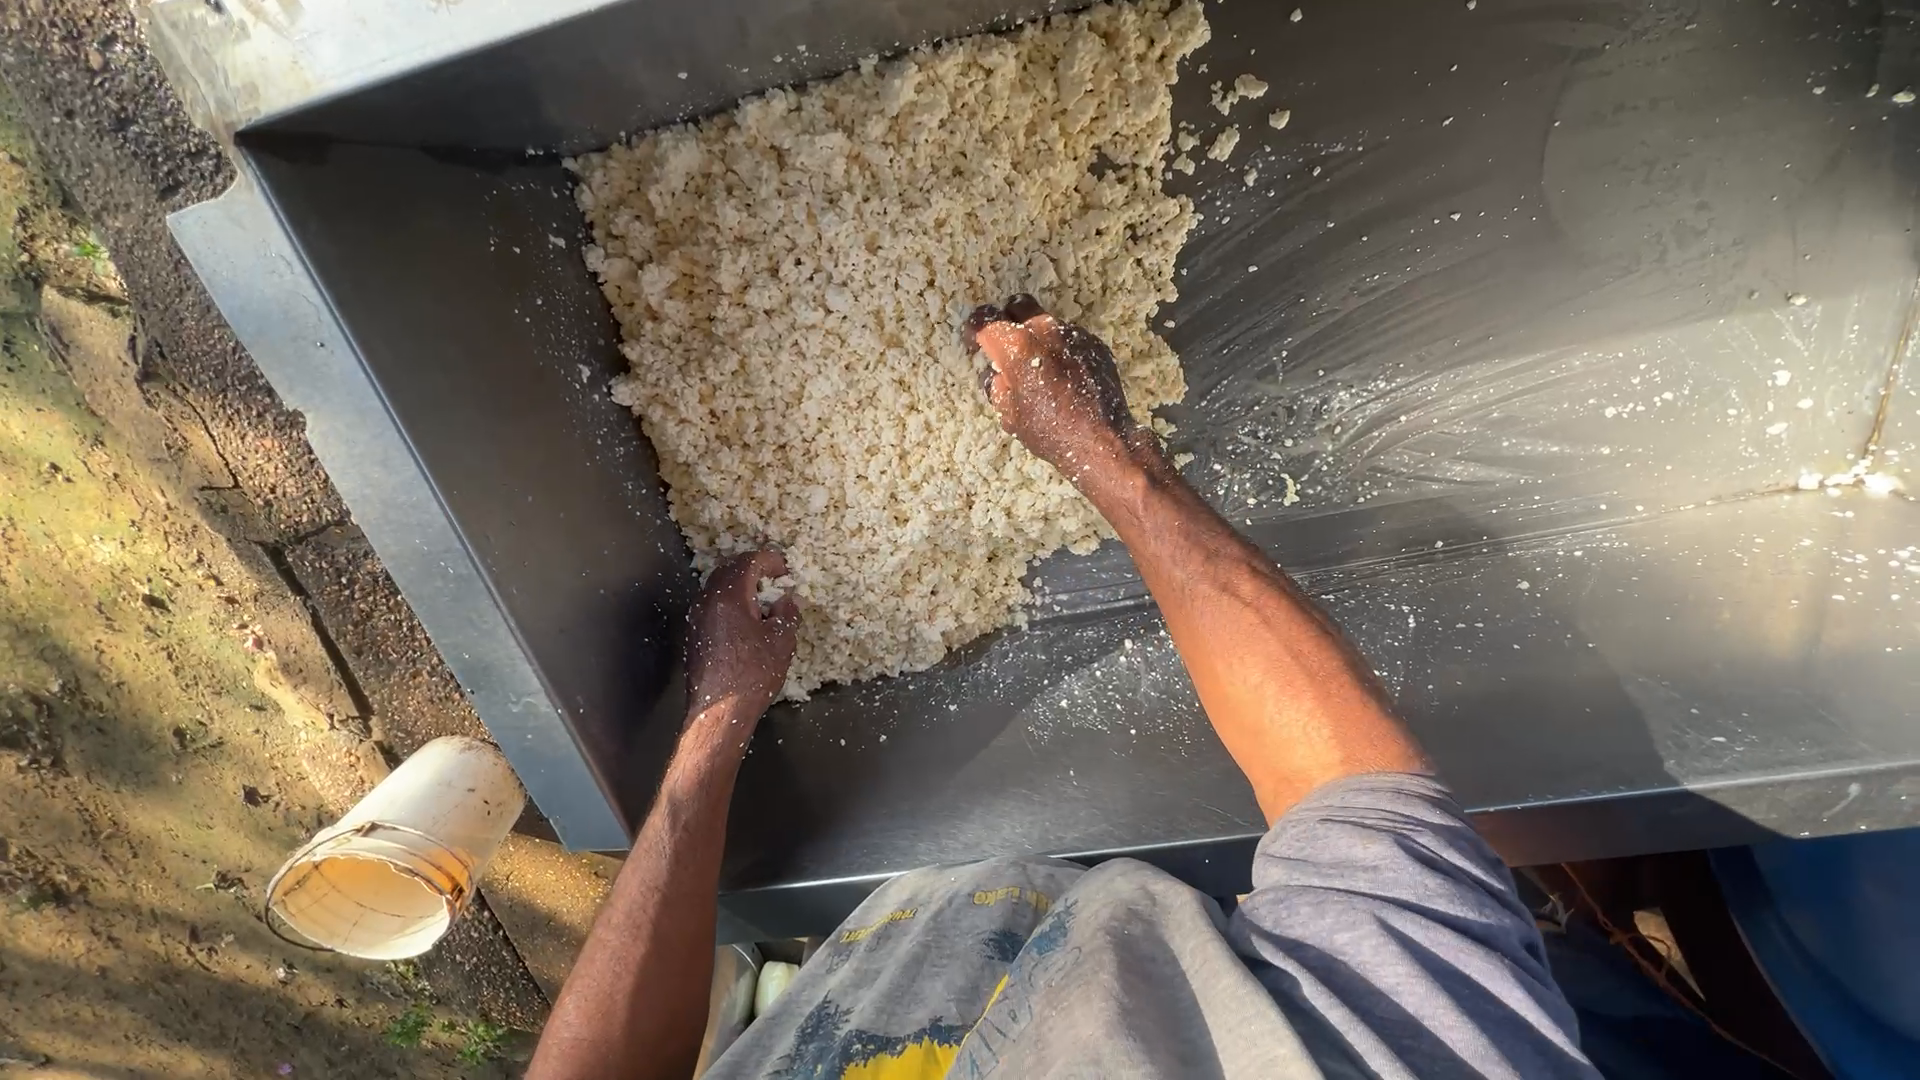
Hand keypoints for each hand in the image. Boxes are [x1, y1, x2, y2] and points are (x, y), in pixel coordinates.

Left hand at [684, 549, 799, 732]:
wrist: (719, 712)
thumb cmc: (753, 675)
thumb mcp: (782, 642)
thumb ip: (786, 614)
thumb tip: (785, 602)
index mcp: (730, 597)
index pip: (749, 563)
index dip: (769, 560)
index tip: (784, 568)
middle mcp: (708, 602)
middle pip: (729, 571)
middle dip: (752, 569)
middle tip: (772, 578)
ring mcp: (697, 619)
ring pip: (718, 588)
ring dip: (740, 587)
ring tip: (762, 600)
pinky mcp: (694, 636)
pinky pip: (713, 606)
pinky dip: (730, 603)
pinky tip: (746, 621)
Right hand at [964, 294, 1145, 480]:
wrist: (1100, 441)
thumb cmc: (1050, 432)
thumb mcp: (1009, 414)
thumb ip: (997, 386)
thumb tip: (998, 375)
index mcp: (1017, 346)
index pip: (985, 320)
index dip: (974, 329)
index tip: (974, 340)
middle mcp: (1046, 331)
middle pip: (1018, 306)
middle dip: (1008, 321)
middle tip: (1006, 348)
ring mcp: (1074, 335)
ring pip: (1046, 324)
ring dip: (1037, 340)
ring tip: (1039, 370)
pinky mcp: (1094, 344)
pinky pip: (1069, 339)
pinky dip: (1060, 352)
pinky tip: (1063, 378)